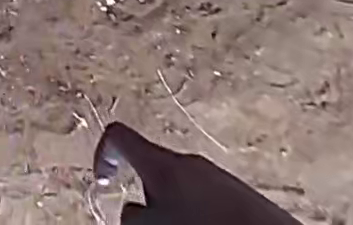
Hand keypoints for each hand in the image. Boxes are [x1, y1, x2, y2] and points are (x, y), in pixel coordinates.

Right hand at [93, 123, 301, 224]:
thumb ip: (134, 217)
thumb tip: (131, 212)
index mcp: (162, 163)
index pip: (119, 136)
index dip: (103, 154)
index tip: (103, 182)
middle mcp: (191, 165)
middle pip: (155, 174)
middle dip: (149, 204)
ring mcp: (222, 184)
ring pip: (185, 197)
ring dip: (178, 216)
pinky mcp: (249, 207)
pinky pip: (213, 210)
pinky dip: (205, 220)